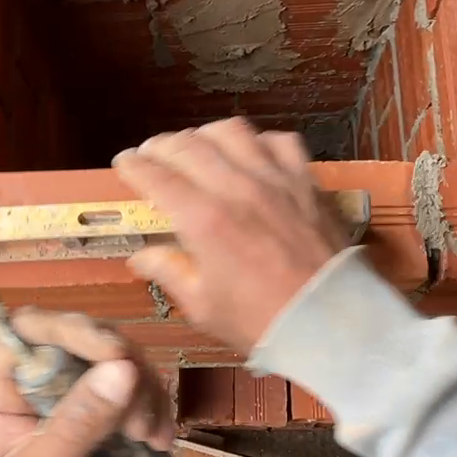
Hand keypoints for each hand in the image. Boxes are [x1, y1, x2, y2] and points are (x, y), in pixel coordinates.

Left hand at [0, 311, 174, 456]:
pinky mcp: (112, 419)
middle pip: (84, 338)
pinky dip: (156, 409)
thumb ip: (76, 424)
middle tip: (137, 414)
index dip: (69, 329)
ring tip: (148, 437)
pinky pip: (140, 391)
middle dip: (118, 365)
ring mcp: (79, 400)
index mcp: (4, 392)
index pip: (29, 330)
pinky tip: (158, 443)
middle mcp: (41, 386)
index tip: (112, 353)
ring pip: (119, 362)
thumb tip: (122, 368)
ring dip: (143, 391)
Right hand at [113, 118, 346, 354]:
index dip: (133, 165)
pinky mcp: (306, 181)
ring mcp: (276, 179)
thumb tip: (140, 256)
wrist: (333, 325)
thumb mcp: (203, 307)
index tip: (123, 163)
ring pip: (231, 131)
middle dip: (161, 146)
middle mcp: (237, 187)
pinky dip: (257, 143)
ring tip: (198, 149)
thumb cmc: (261, 322)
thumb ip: (168, 272)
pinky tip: (251, 157)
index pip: (156, 175)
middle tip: (152, 156)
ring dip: (205, 136)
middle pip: (188, 145)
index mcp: (204, 220)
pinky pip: (278, 141)